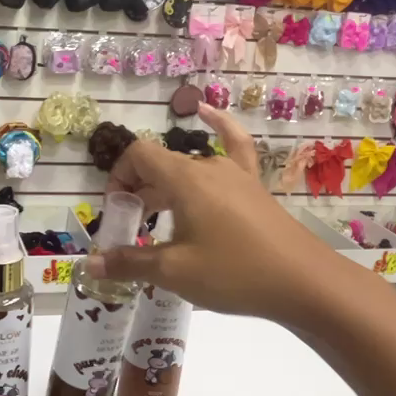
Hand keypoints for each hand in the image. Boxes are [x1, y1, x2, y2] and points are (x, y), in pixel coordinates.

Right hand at [88, 105, 359, 324]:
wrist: (304, 283)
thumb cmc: (234, 273)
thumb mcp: (174, 272)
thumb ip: (130, 263)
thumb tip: (91, 264)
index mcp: (185, 179)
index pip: (138, 156)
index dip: (118, 179)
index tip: (117, 214)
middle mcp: (209, 167)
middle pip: (160, 163)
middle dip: (138, 192)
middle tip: (132, 230)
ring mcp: (236, 174)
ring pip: (188, 167)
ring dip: (165, 186)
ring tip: (156, 216)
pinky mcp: (254, 188)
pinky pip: (233, 147)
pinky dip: (218, 127)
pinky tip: (208, 112)